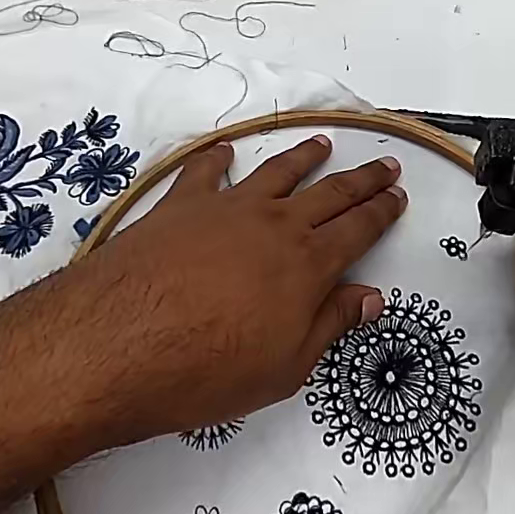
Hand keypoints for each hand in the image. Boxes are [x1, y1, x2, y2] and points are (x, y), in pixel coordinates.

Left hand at [0, 134, 406, 451]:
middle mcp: (274, 224)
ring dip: (304, 156)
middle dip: (362, 179)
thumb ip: (330, 324)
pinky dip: (218, 158)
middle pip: (330, 193)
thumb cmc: (207, 369)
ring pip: (278, 172)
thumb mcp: (285, 366)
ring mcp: (227, 208)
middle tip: (384, 165)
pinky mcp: (180, 203)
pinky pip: (206, 171)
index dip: (382, 211)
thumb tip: (371, 296)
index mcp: (306, 264)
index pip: (358, 229)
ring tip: (323, 143)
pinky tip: (226, 150)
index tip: (397, 195)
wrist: (117, 344)